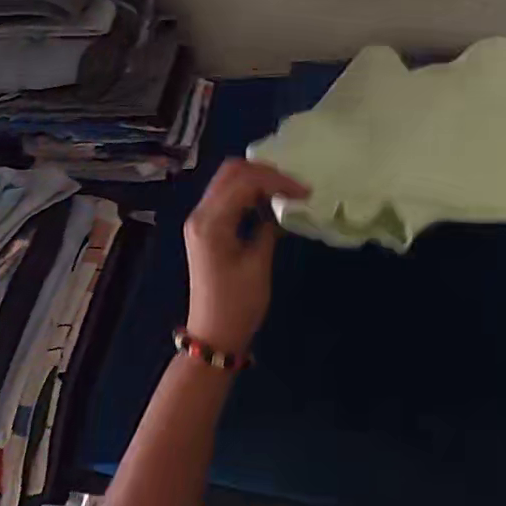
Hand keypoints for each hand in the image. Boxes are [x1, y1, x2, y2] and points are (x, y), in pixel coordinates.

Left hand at [183, 159, 310, 356]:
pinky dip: (249, 192)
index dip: (276, 180)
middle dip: (265, 172)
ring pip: (228, 180)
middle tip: (295, 186)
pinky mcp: (206, 227)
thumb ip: (267, 229)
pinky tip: (270, 203)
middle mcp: (200, 214)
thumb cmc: (238, 304)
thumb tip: (279, 210)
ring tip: (287, 191)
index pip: (243, 182)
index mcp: (211, 222)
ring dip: (258, 180)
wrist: (214, 333)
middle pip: (231, 172)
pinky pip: (227, 196)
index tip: (305, 192)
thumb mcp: (258, 265)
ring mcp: (200, 219)